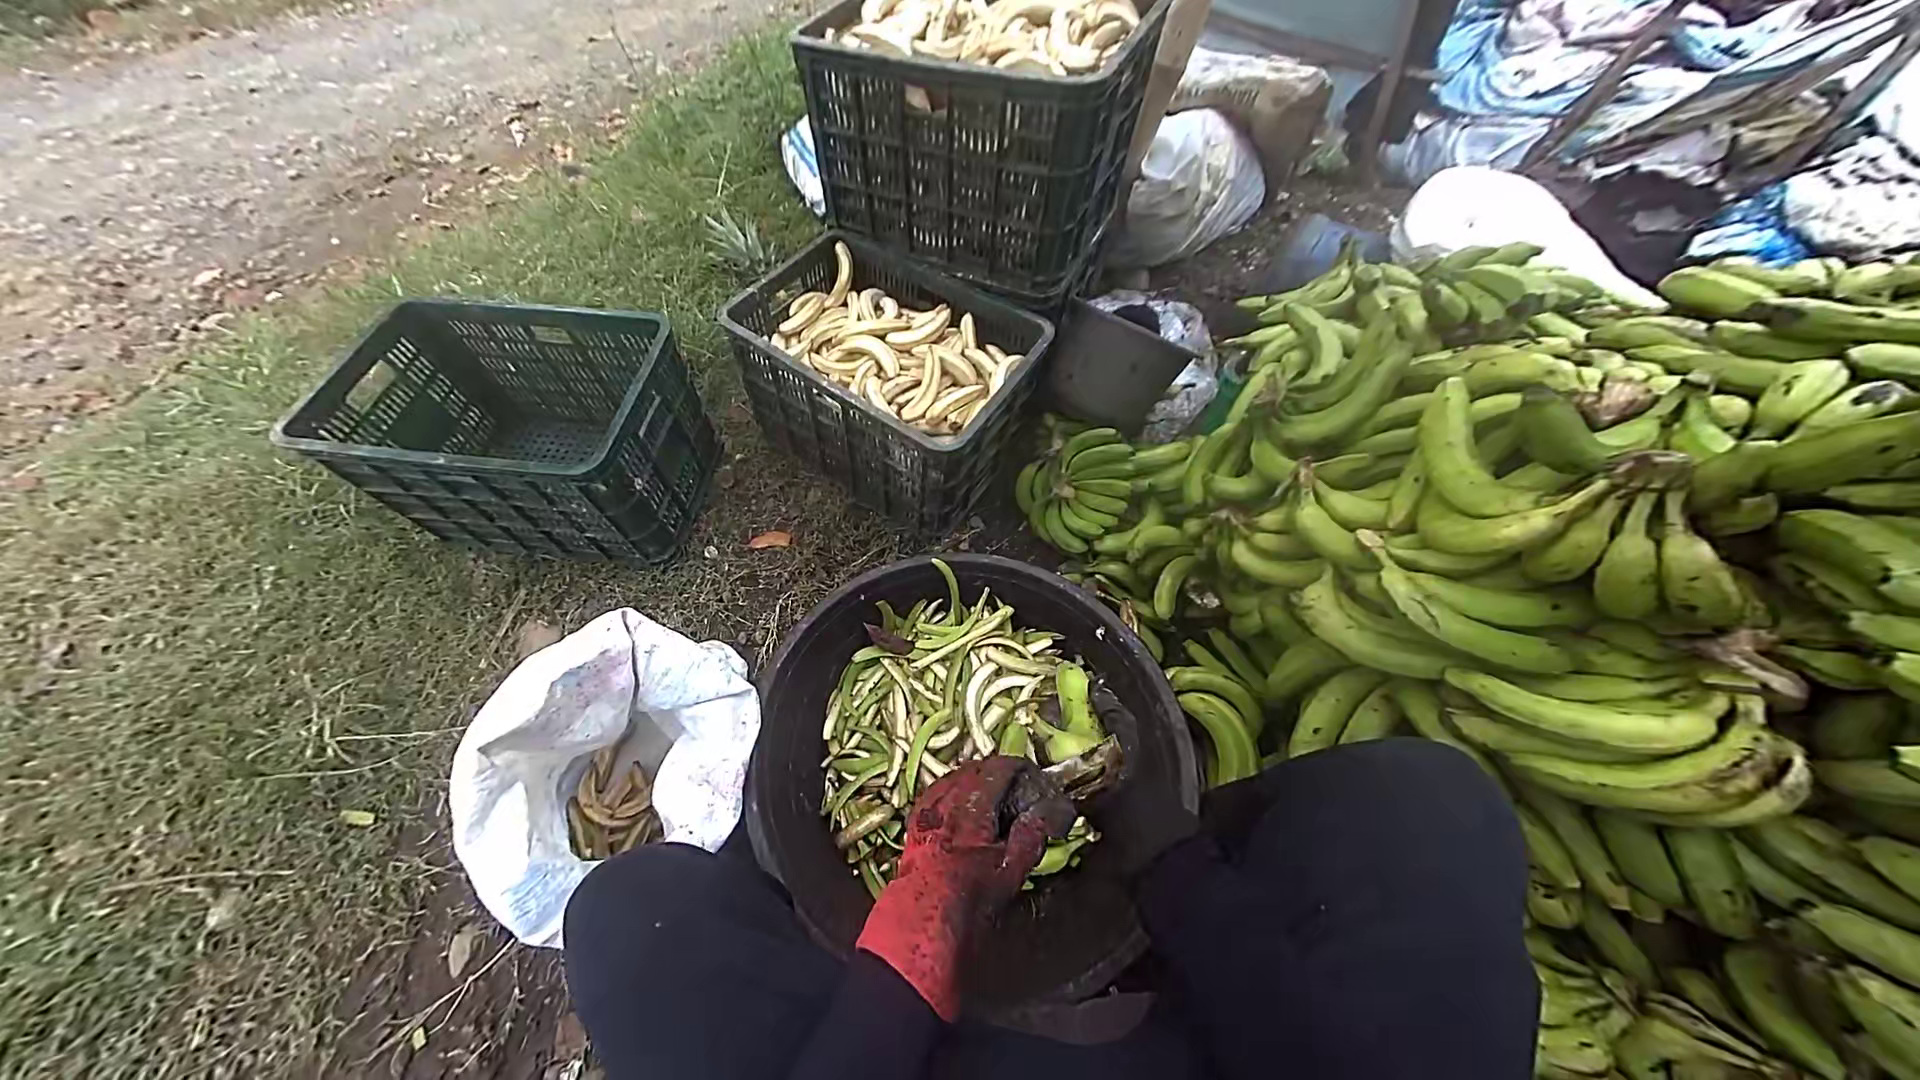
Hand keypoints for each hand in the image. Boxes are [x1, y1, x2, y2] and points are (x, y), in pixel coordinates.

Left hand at [855, 755, 1070, 1019]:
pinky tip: (967, 814)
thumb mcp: (1009, 870)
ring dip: (979, 784)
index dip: (1024, 771)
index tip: (1038, 785)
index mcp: (971, 804)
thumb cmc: (968, 901)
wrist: (919, 927)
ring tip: (997, 805)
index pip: (1002, 768)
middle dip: (1002, 777)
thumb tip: (1051, 811)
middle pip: (978, 769)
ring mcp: (927, 807)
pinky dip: (958, 795)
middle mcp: (946, 798)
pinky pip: (940, 794)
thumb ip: (1031, 834)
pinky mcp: (915, 821)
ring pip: (958, 779)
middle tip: (1021, 794)